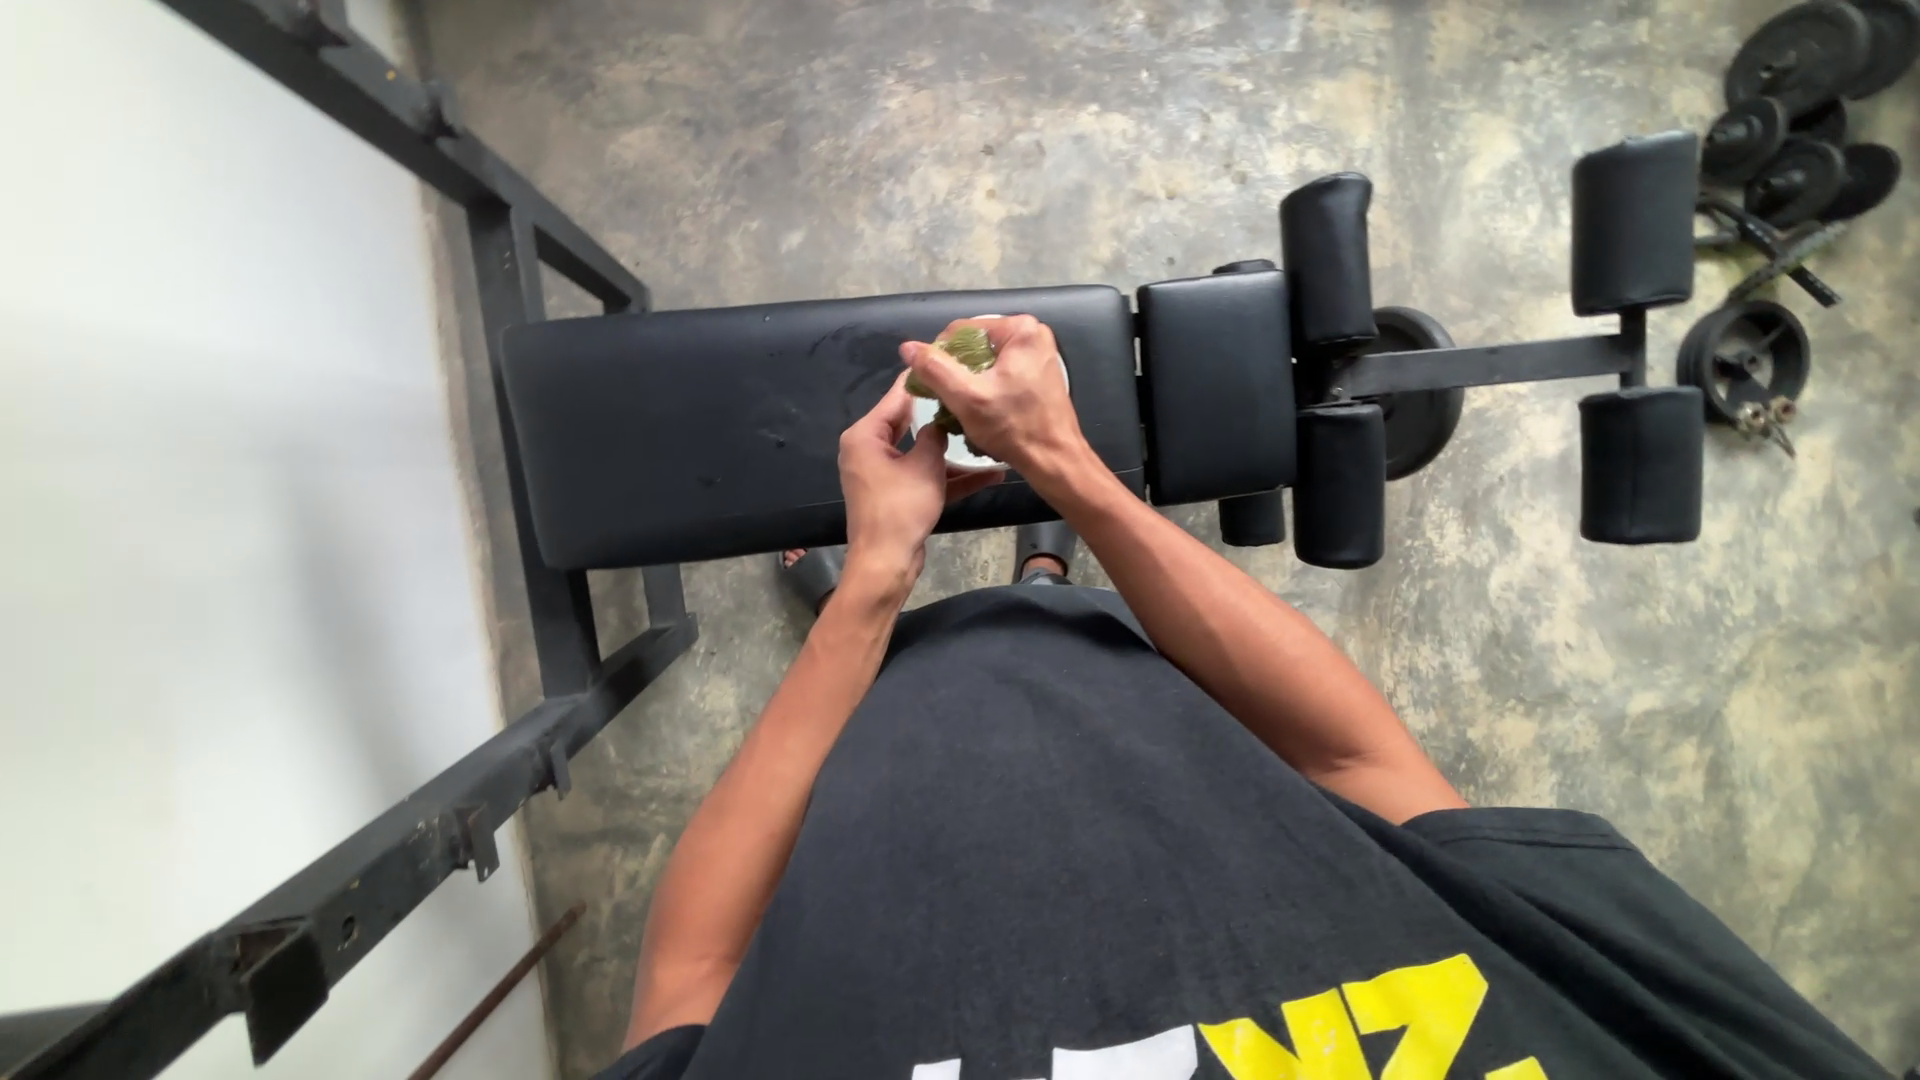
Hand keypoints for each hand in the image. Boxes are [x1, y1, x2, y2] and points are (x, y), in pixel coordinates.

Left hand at [839, 372, 1003, 588]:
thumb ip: (935, 436)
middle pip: (911, 423)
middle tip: (974, 396)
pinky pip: (926, 477)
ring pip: (922, 453)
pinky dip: (950, 478)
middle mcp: (870, 449)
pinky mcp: (899, 496)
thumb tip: (942, 420)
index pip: (898, 397)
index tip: (950, 363)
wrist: (887, 562)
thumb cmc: (900, 508)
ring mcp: (884, 474)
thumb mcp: (925, 465)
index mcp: (866, 435)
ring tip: (986, 435)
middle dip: (944, 416)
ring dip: (953, 452)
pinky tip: (990, 474)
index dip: (926, 381)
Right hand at [899, 316, 1093, 484]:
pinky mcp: (1038, 376)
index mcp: (1021, 329)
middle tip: (948, 399)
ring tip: (962, 407)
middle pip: (975, 346)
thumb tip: (908, 347)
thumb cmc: (1014, 428)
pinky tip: (980, 411)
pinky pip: (1001, 374)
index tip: (934, 385)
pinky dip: (986, 389)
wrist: (1054, 460)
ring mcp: (1038, 356)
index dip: (941, 356)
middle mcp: (1033, 335)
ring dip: (970, 383)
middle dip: (957, 371)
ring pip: (986, 362)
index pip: (962, 330)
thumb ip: (935, 369)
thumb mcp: (967, 398)